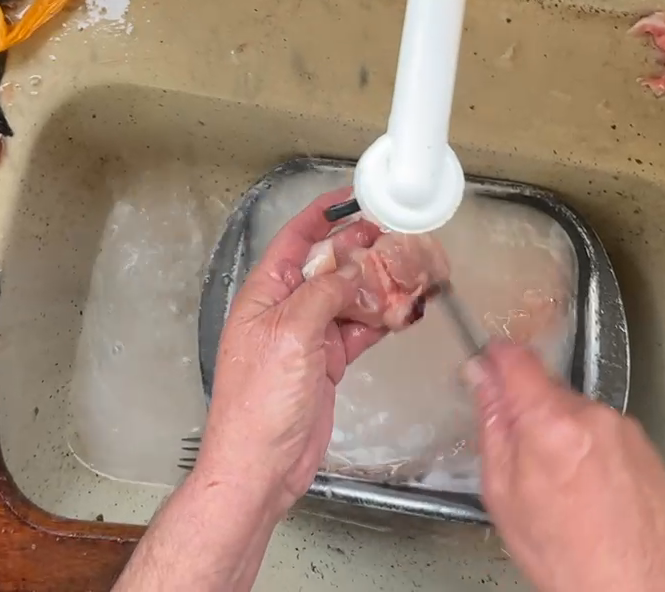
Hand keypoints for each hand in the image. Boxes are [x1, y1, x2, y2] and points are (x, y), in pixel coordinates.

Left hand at [195, 187, 387, 519]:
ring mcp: (308, 335)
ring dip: (375, 285)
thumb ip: (324, 294)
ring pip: (347, 296)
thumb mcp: (291, 334)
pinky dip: (379, 319)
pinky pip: (357, 328)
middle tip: (394, 237)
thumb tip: (354, 269)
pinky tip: (401, 310)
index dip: (322, 214)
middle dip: (360, 250)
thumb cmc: (258, 402)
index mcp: (266, 291)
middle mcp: (286, 307)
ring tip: (406, 271)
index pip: (295, 238)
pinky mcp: (327, 361)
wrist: (260, 467)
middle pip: (328, 265)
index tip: (351, 197)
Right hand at [471, 341, 664, 591]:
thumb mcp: (502, 491)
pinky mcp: (645, 445)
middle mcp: (590, 414)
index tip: (491, 361)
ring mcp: (622, 428)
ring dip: (566, 430)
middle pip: (548, 388)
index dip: (498, 356)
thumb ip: (492, 424)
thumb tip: (482, 378)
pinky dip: (594, 447)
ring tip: (567, 481)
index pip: (517, 359)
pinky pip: (606, 430)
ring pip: (578, 410)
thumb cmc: (563, 554)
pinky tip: (593, 487)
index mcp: (548, 423)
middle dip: (532, 410)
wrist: (629, 591)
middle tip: (528, 454)